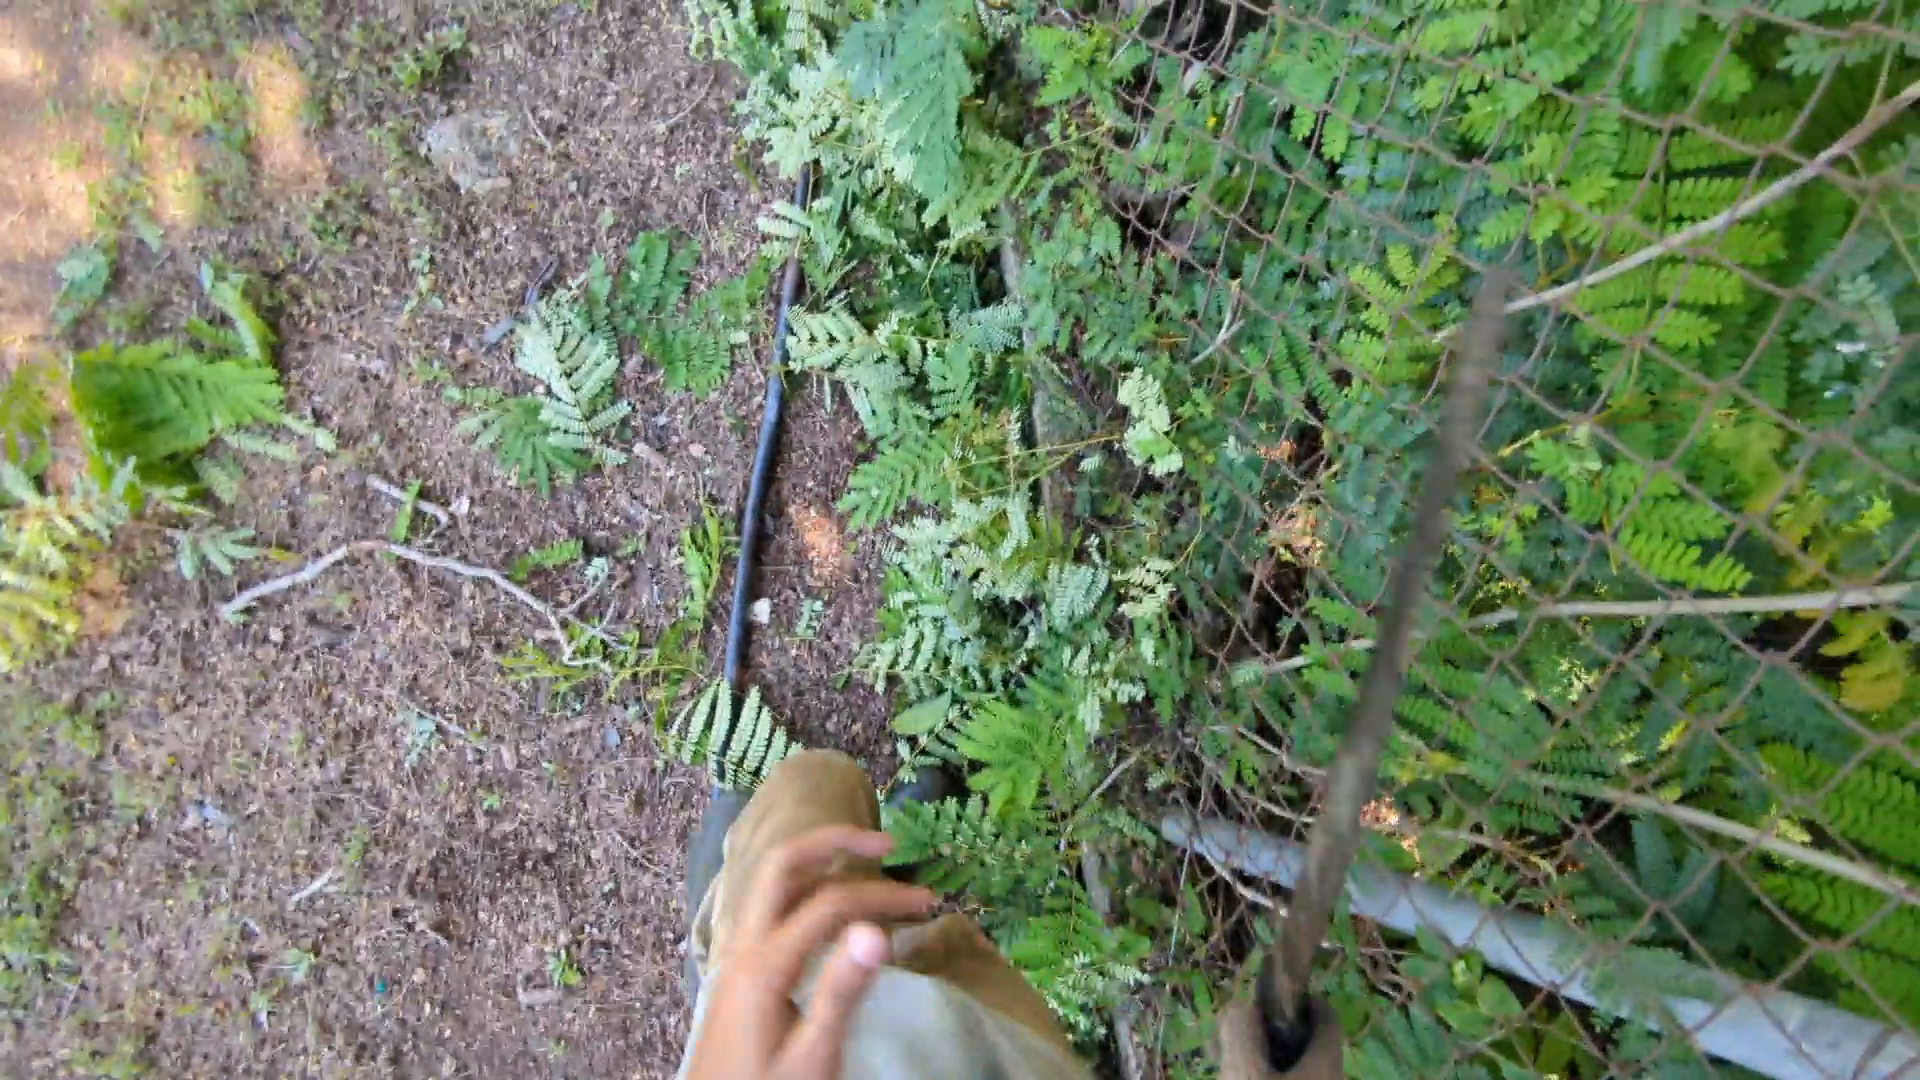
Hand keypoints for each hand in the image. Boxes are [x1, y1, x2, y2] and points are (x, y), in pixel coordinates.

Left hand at [686, 825, 936, 1079]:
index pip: (831, 902)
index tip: (926, 903)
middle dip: (837, 842)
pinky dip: (810, 887)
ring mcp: (739, 950)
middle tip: (886, 845)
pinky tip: (837, 905)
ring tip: (871, 864)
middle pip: (785, 862)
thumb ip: (841, 991)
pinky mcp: (742, 964)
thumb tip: (878, 930)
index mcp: (766, 962)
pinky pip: (774, 904)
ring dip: (824, 862)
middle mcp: (746, 942)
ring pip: (777, 880)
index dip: (882, 895)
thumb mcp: (812, 1056)